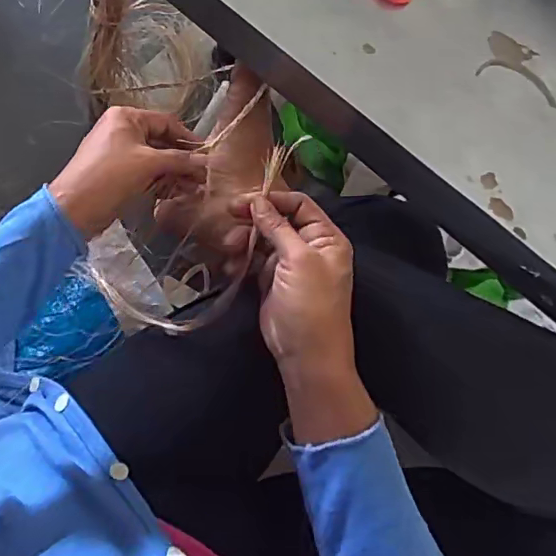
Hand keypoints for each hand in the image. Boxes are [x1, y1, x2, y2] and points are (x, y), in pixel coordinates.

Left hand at [50, 107, 206, 238]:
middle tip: (202, 176)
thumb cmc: (110, 177)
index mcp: (126, 117)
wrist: (72, 209)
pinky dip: (160, 180)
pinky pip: (144, 172)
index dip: (188, 138)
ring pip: (154, 158)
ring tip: (193, 187)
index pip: (167, 122)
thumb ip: (180, 160)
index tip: (207, 155)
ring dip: (174, 172)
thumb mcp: (148, 164)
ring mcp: (118, 152)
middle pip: (161, 141)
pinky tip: (175, 192)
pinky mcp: (116, 173)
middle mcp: (122, 129)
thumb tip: (207, 162)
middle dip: (182, 159)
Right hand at [232, 191, 374, 443]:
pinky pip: (254, 259)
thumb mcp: (298, 260)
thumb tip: (258, 201)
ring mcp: (289, 264)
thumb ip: (277, 227)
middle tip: (229, 214)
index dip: (274, 199)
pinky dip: (242, 259)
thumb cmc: (311, 304)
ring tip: (230, 245)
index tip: (247, 199)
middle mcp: (309, 247)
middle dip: (255, 218)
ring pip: (263, 239)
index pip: (300, 205)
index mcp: (326, 238)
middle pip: (279, 220)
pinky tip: (231, 264)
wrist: (306, 356)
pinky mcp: (271, 280)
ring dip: (245, 238)